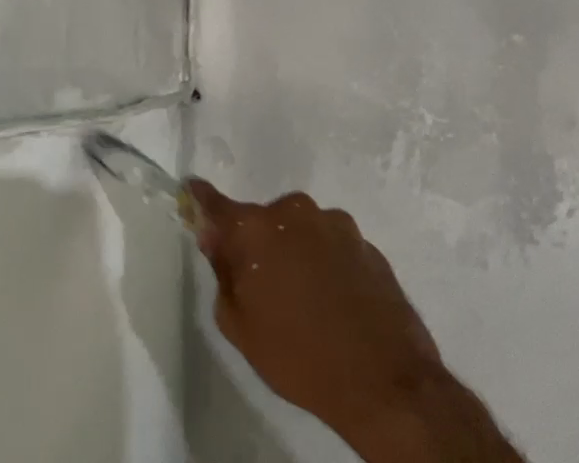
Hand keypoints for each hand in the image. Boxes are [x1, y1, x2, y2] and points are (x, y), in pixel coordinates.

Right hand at [187, 180, 443, 443]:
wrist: (387, 384)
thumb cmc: (297, 355)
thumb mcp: (237, 322)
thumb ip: (221, 271)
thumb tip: (216, 240)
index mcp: (253, 228)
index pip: (212, 201)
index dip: (199, 199)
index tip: (190, 194)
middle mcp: (294, 213)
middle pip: (261, 218)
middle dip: (256, 240)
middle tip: (259, 281)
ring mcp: (337, 227)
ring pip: (300, 230)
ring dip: (294, 250)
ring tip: (302, 295)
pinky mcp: (370, 248)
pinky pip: (333, 246)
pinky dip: (325, 263)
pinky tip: (332, 300)